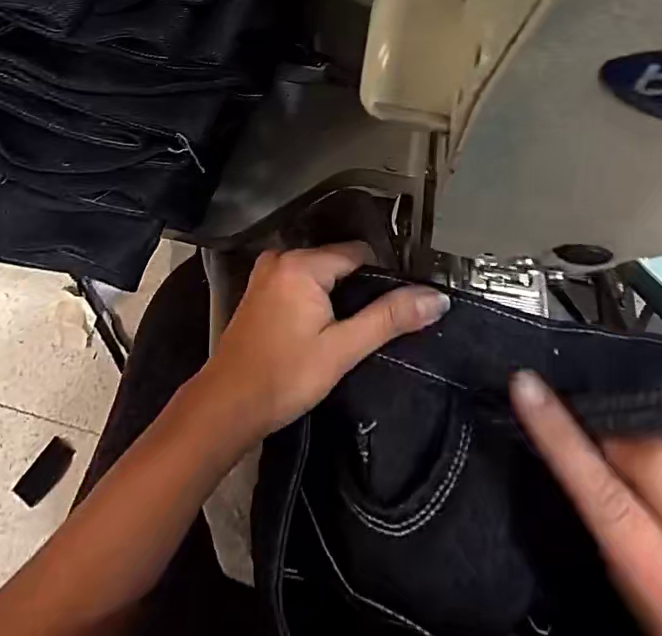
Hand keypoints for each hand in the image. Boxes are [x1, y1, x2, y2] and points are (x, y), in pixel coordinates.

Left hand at [193, 244, 449, 437]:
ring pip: (322, 273)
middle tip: (379, 322)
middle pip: (340, 261)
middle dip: (362, 287)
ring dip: (341, 295)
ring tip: (356, 327)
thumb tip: (437, 298)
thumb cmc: (282, 378)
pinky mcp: (261, 291)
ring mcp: (267, 273)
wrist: (224, 408)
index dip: (384, 277)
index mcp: (301, 264)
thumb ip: (389, 318)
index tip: (399, 305)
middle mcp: (282, 258)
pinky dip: (320, 299)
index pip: (360, 253)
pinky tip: (327, 327)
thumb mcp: (342, 349)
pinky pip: (303, 283)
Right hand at [511, 373, 661, 635]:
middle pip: (654, 457)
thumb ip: (613, 550)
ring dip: (651, 419)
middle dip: (610, 429)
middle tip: (589, 425)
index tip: (528, 391)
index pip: (608, 500)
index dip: (561, 438)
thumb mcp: (647, 618)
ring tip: (631, 424)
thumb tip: (578, 476)